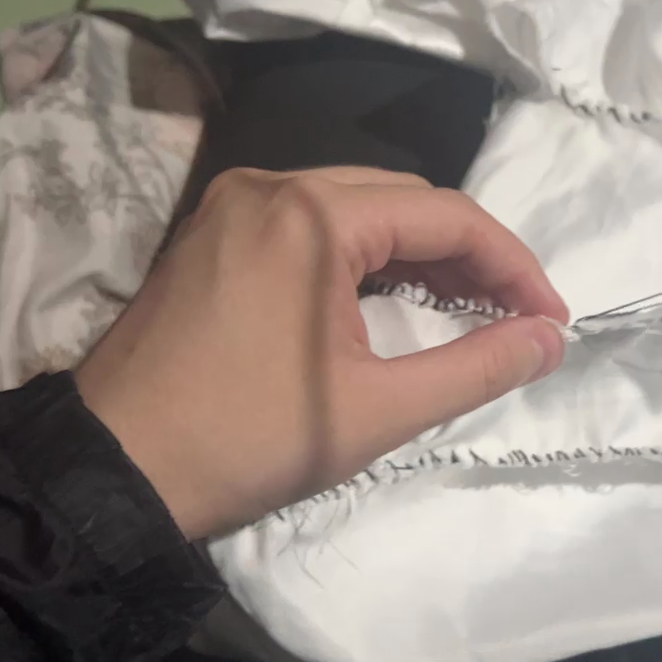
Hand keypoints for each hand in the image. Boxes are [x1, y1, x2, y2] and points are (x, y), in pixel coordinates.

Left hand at [75, 166, 568, 539]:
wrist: (111, 474)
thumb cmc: (248, 441)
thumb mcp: (379, 410)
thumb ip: (477, 367)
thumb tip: (549, 339)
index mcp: (312, 216)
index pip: (446, 217)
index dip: (513, 266)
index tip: (551, 318)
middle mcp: (273, 187)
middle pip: (405, 203)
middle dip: (471, 258)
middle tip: (514, 317)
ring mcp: (238, 206)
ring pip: (361, 212)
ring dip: (422, 256)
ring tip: (469, 310)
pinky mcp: (218, 234)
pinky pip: (317, 229)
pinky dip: (369, 260)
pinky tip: (396, 299)